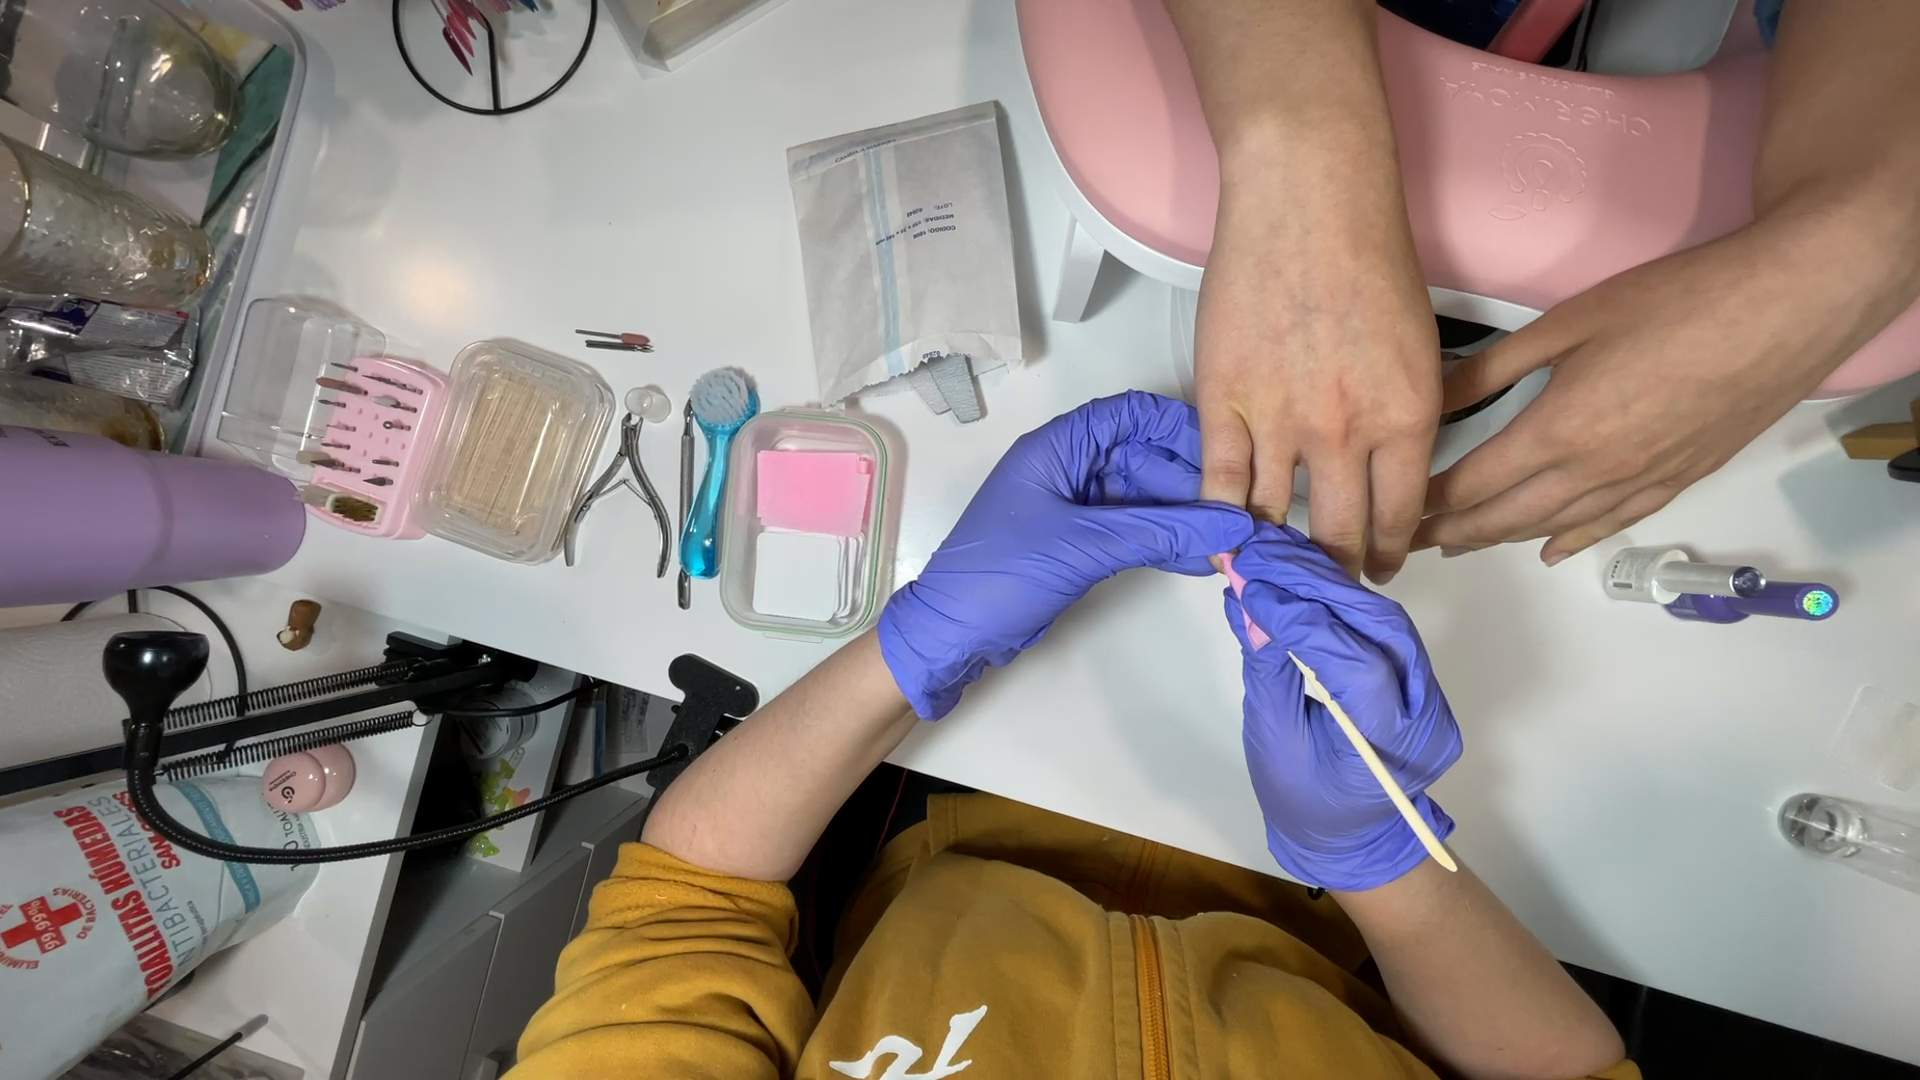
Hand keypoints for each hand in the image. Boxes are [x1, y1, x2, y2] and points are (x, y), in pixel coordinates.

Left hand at [881, 392, 1253, 719]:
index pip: (1126, 416)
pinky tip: (1196, 558)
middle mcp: (1064, 468)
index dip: (1176, 428)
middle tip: (1234, 511)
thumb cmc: (1003, 574)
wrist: (955, 633)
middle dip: (1186, 482)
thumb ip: (1157, 532)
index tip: (1224, 453)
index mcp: (1054, 448)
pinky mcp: (1076, 541)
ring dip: (1178, 517)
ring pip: (1137, 497)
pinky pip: (1127, 530)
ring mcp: (1070, 506)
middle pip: (1138, 457)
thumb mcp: (1082, 546)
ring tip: (1225, 540)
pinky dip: (1159, 542)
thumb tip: (1229, 525)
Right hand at [1194, 167, 1440, 583]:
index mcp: (1407, 416)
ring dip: (1272, 551)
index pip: (1398, 516)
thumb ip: (1403, 412)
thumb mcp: (1417, 343)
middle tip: (1325, 586)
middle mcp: (1344, 431)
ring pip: (1271, 514)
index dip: (1385, 554)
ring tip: (1270, 570)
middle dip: (1332, 570)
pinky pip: (1218, 481)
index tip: (1376, 571)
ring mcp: (1276, 420)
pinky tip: (1222, 542)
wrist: (1307, 201)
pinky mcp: (1222, 403)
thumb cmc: (1368, 255)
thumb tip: (1380, 462)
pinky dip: (1219, 519)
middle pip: (1335, 532)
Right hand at [1225, 526, 1460, 890]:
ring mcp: (1427, 693)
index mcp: (1391, 744)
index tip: (1246, 582)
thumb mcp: (1274, 740)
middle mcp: (1425, 712)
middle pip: (1378, 625)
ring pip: (1383, 617)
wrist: (1352, 837)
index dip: (1297, 617)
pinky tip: (1298, 571)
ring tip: (1274, 551)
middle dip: (1313, 580)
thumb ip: (1268, 669)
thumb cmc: (1302, 801)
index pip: (1351, 661)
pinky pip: (1379, 626)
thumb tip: (1248, 604)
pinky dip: (1336, 594)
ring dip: (1325, 578)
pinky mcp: (1415, 677)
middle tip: (1259, 550)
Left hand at [1418, 213, 1917, 564]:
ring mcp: (1643, 479)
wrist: (1802, 293)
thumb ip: (1489, 370)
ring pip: (1552, 526)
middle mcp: (1595, 470)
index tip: (1394, 510)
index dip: (1427, 501)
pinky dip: (1574, 540)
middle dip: (1450, 531)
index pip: (1471, 485)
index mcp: (1557, 433)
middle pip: (1503, 517)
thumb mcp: (1563, 326)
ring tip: (1459, 545)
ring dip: (1499, 539)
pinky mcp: (1683, 476)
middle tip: (1411, 540)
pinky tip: (1550, 551)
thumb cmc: (1675, 302)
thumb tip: (1428, 397)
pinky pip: (1615, 522)